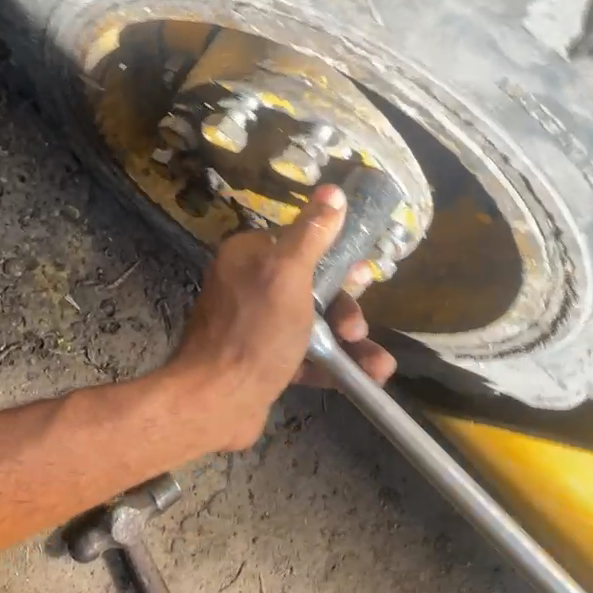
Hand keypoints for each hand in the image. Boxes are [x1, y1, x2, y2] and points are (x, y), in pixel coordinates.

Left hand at [165, 185, 395, 451]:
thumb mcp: (287, 274)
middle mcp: (248, 288)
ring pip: (316, 326)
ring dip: (352, 343)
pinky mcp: (264, 363)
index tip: (359, 276)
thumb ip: (311, 234)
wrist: (217, 401)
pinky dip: (337, 366)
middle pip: (313, 287)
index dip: (334, 259)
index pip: (298, 245)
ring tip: (375, 365)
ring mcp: (257, 328)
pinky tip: (366, 377)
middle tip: (355, 328)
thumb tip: (332, 192)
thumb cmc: (254, 331)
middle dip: (345, 308)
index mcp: (247, 258)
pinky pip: (309, 358)